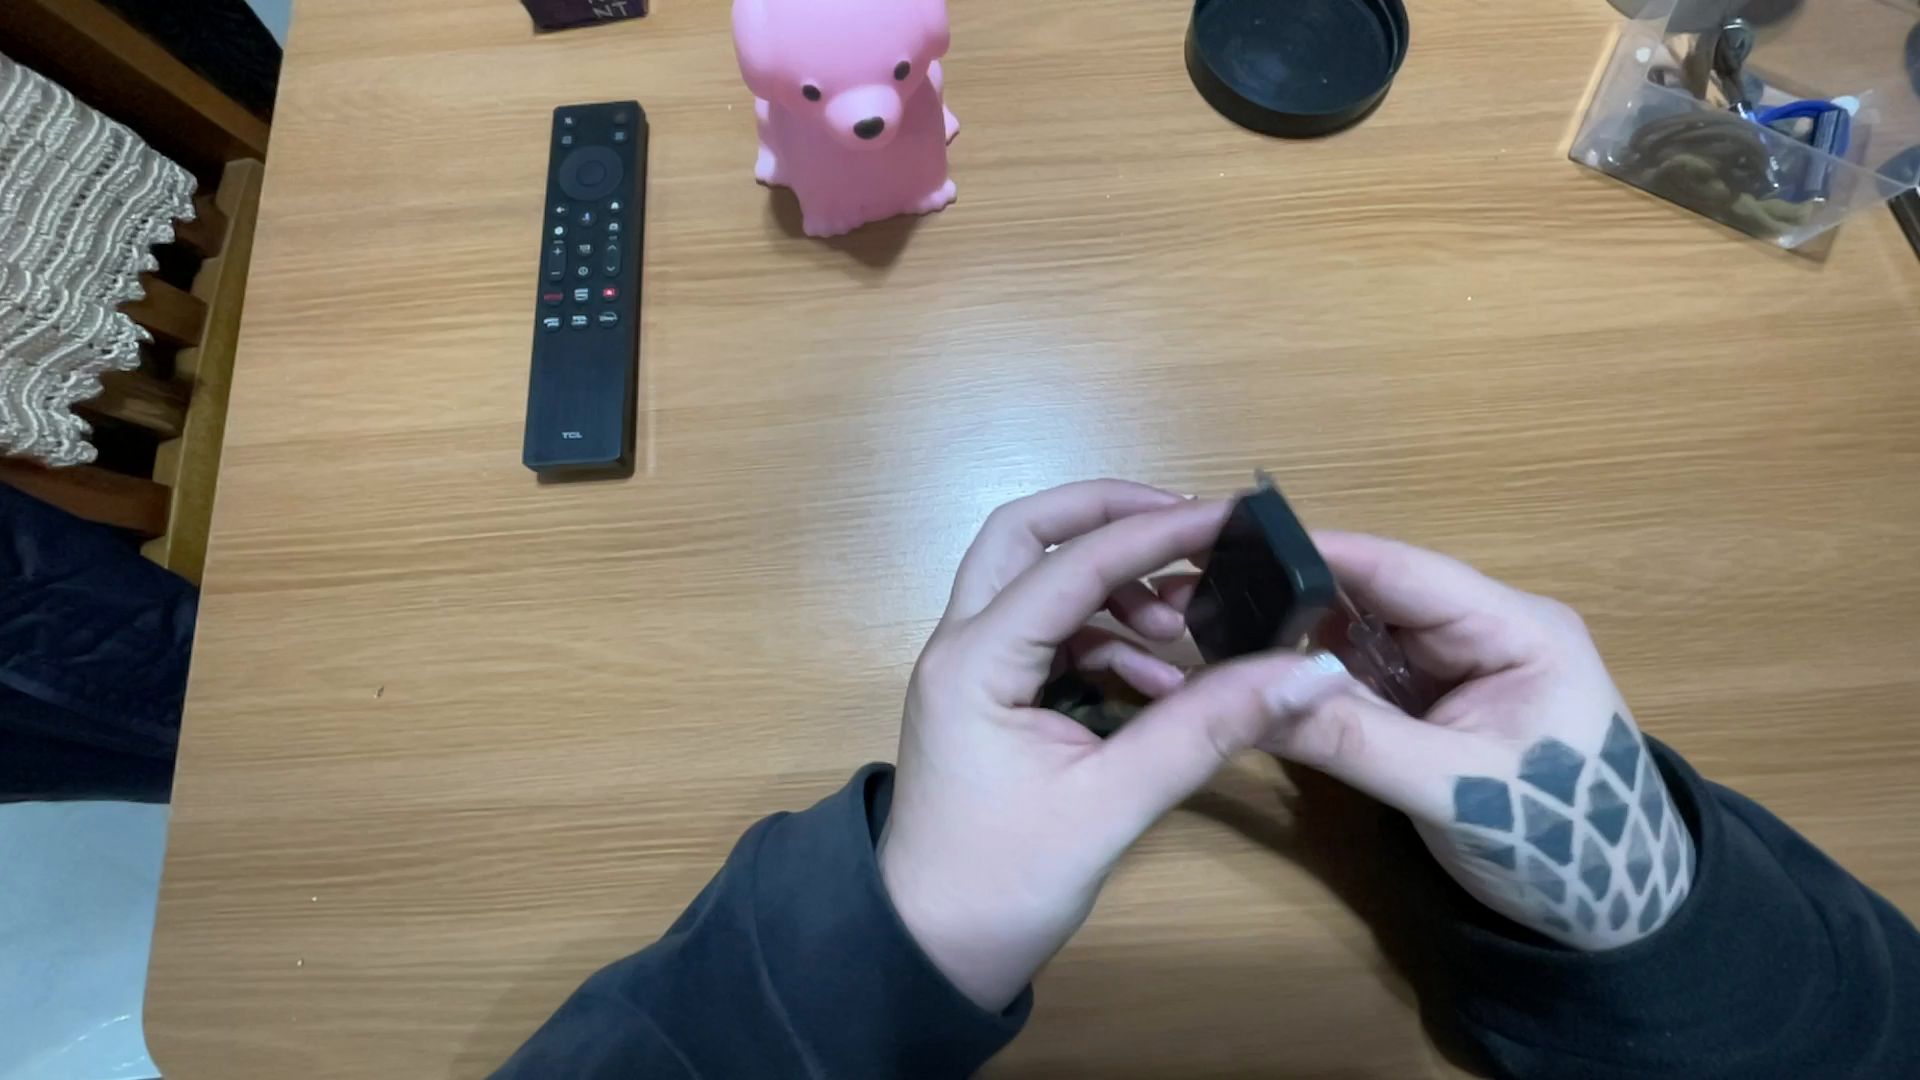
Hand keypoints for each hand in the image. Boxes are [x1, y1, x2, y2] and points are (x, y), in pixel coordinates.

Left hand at [878, 480, 1356, 1010]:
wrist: (934, 946)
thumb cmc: (1004, 883)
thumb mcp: (1112, 804)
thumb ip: (1204, 730)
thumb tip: (1302, 671)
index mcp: (974, 659)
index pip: (1070, 566)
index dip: (1153, 534)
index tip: (1228, 518)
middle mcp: (961, 642)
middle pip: (1023, 535)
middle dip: (1103, 515)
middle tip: (1184, 527)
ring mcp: (973, 663)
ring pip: (1038, 580)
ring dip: (1112, 586)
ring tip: (1183, 627)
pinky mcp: (993, 689)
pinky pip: (1052, 636)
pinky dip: (1106, 641)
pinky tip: (1159, 683)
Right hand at [1262, 531, 1693, 949]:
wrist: (1609, 913)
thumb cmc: (1561, 844)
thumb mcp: (1453, 790)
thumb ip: (1351, 739)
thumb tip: (1246, 697)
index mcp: (1512, 625)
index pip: (1400, 569)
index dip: (1318, 554)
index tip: (1235, 548)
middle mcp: (1474, 623)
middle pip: (1365, 589)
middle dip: (1292, 593)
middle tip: (1209, 599)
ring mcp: (1444, 654)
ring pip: (1349, 624)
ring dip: (1291, 634)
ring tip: (1221, 637)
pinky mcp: (1419, 685)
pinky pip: (1348, 663)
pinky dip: (1306, 672)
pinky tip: (1260, 675)